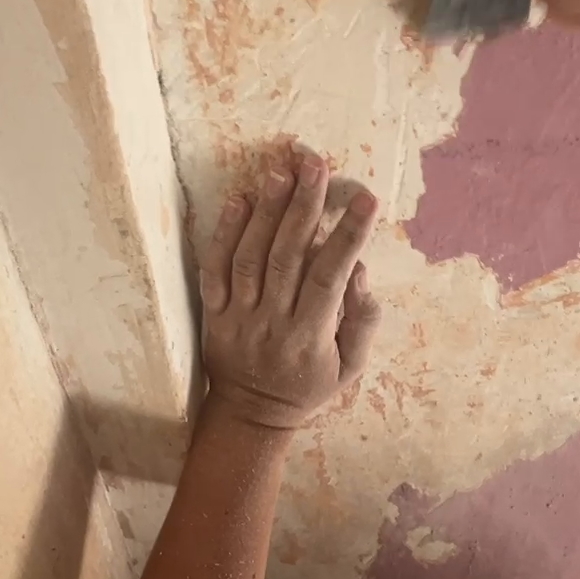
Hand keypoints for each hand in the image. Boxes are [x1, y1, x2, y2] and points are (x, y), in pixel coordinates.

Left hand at [198, 156, 382, 430]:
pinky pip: (214, 270)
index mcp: (309, 337)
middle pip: (287, 257)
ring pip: (250, 257)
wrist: (250, 414)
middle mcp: (271, 323)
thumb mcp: (349, 369)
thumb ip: (361, 323)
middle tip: (316, 164)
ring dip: (266, 211)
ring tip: (281, 172)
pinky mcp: (213, 312)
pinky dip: (224, 233)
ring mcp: (237, 316)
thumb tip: (361, 271)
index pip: (330, 277)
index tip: (366, 199)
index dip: (348, 235)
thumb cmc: (308, 387)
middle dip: (304, 206)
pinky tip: (239, 200)